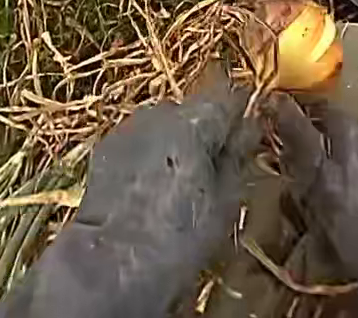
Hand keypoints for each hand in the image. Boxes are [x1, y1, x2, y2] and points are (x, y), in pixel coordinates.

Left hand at [0, 79, 257, 317]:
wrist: (112, 260)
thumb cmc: (177, 235)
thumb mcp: (224, 201)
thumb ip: (237, 156)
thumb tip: (249, 128)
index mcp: (195, 121)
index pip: (228, 97)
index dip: (240, 112)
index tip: (246, 132)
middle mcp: (162, 111)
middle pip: (194, 110)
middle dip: (205, 132)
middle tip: (212, 171)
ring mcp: (132, 124)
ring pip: (165, 124)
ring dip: (175, 143)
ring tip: (177, 185)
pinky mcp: (108, 143)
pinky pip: (140, 139)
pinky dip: (148, 155)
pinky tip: (148, 189)